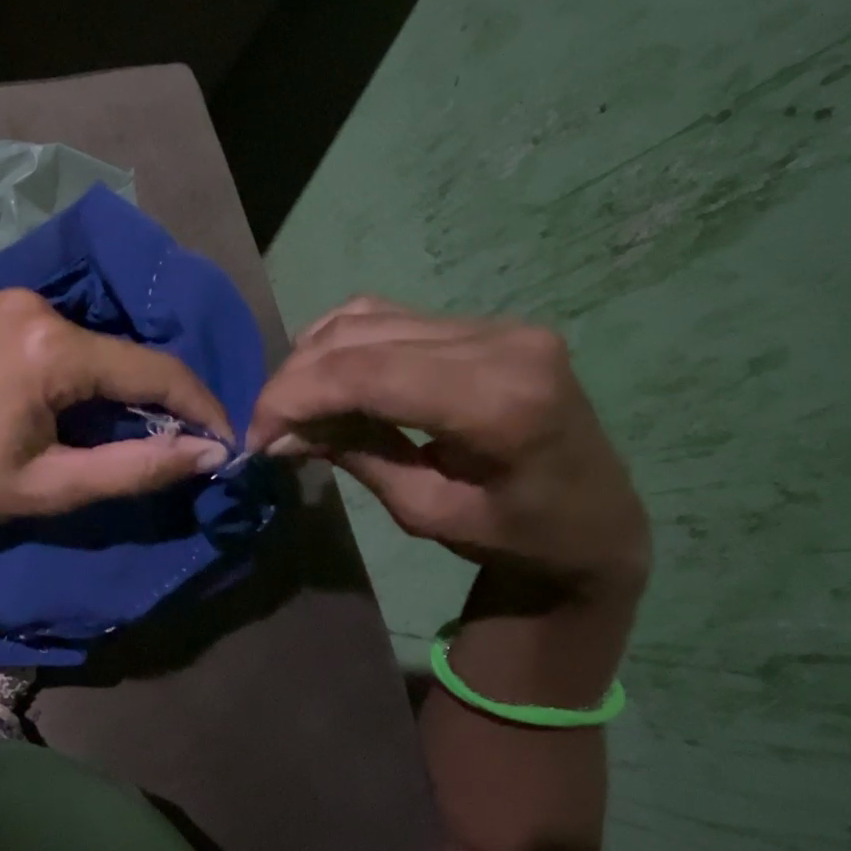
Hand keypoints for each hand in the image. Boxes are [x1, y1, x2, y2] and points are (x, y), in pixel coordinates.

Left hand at [0, 288, 233, 533]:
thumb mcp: (51, 488)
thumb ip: (136, 467)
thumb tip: (209, 452)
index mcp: (49, 346)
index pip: (151, 370)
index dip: (198, 408)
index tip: (226, 443)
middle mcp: (31, 304)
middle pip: (119, 354)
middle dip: (153, 401)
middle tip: (176, 447)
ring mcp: (3, 300)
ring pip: (89, 345)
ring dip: (114, 387)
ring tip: (125, 434)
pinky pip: (54, 337)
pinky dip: (76, 371)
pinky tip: (72, 408)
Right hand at [246, 298, 648, 591]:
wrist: (596, 521)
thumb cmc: (515, 535)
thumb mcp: (425, 511)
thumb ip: (355, 455)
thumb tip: (276, 433)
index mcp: (499, 402)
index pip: (366, 373)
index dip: (292, 397)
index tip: (255, 438)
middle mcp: (500, 344)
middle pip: (358, 339)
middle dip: (293, 382)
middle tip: (265, 430)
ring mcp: (495, 324)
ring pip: (365, 319)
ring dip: (311, 360)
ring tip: (291, 408)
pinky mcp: (483, 324)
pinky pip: (387, 316)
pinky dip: (340, 344)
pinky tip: (324, 378)